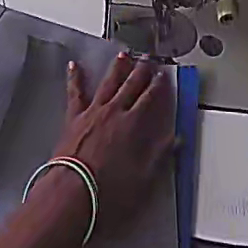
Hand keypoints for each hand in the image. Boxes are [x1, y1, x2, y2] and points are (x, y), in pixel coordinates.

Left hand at [50, 54, 176, 230]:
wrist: (71, 193)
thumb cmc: (109, 190)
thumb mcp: (144, 177)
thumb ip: (160, 154)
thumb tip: (176, 138)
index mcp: (133, 124)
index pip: (149, 98)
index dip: (158, 86)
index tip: (163, 76)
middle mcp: (114, 111)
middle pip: (130, 85)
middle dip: (141, 71)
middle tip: (148, 59)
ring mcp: (92, 112)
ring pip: (107, 82)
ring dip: (117, 68)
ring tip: (123, 54)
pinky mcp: (73, 118)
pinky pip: (75, 92)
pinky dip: (75, 78)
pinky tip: (74, 65)